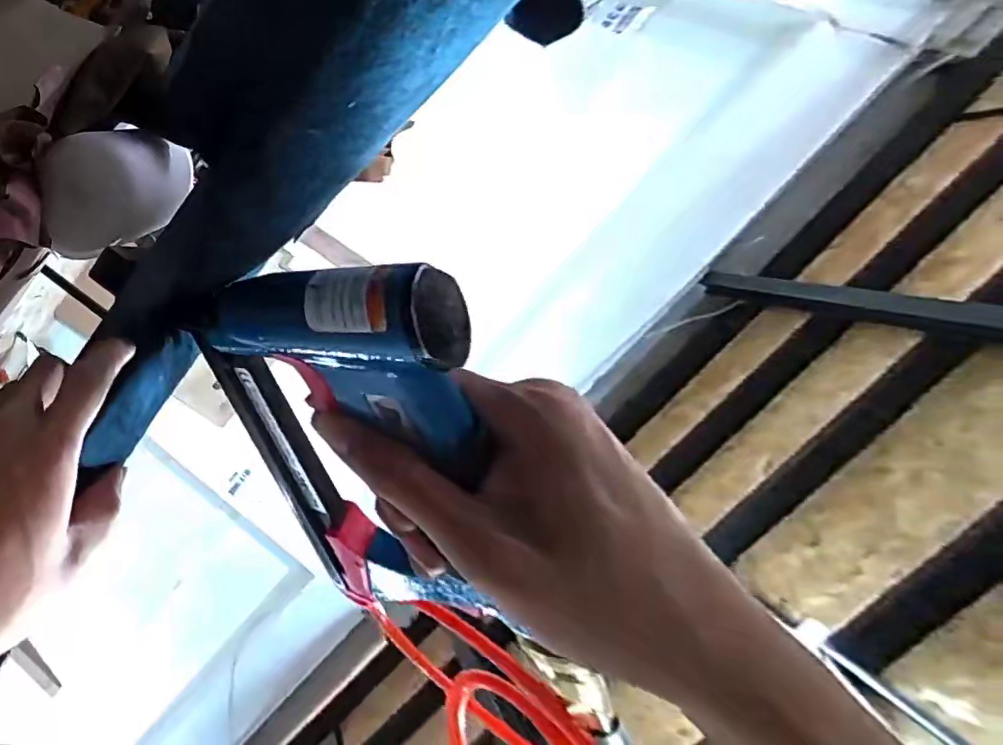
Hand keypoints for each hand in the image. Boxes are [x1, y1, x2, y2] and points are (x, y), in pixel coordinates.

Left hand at [0, 340, 131, 677]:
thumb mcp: (68, 567)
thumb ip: (102, 512)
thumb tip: (113, 473)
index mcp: (48, 449)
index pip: (86, 381)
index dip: (109, 357)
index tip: (122, 348)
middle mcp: (9, 423)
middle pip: (46, 369)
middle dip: (66, 380)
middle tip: (72, 422)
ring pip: (12, 392)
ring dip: (32, 407)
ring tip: (30, 459)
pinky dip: (0, 430)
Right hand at [311, 371, 891, 743]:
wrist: (716, 654)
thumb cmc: (592, 599)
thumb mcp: (475, 543)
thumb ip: (394, 476)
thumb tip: (325, 419)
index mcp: (523, 406)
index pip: (417, 386)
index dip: (381, 423)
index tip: (372, 473)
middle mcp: (541, 399)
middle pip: (436, 419)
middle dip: (418, 480)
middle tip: (428, 541)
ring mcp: (562, 424)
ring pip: (460, 443)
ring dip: (445, 496)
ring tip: (461, 555)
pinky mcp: (573, 450)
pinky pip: (495, 457)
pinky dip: (478, 497)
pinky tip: (492, 544)